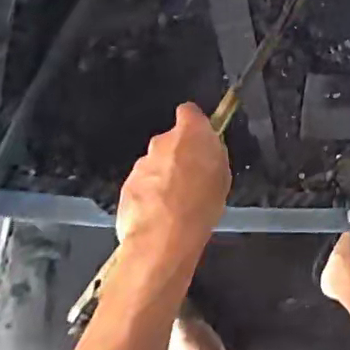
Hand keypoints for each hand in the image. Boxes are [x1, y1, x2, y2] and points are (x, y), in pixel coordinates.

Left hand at [116, 103, 229, 282]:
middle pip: (172, 140)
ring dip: (164, 176)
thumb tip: (206, 152)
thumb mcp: (223, 175)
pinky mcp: (126, 186)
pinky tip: (160, 214)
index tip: (201, 137)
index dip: (195, 123)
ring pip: (156, 164)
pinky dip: (150, 194)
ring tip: (176, 201)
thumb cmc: (201, 204)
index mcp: (191, 133)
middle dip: (179, 154)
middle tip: (192, 177)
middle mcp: (162, 143)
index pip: (189, 111)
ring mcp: (141, 164)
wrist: (164, 238)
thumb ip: (212, 155)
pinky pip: (143, 184)